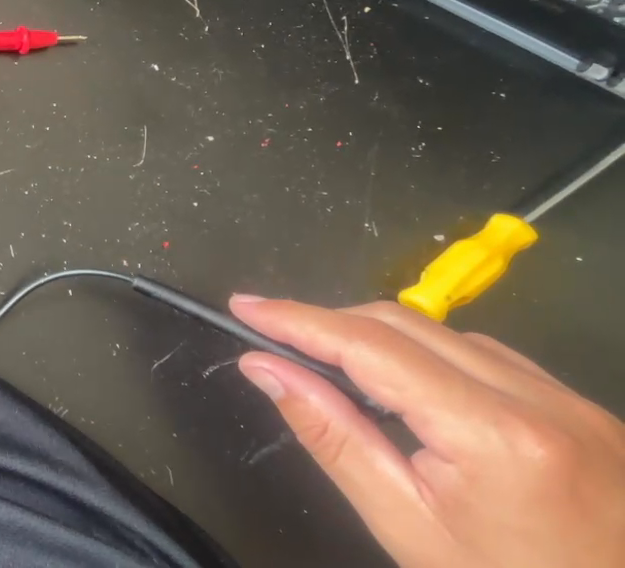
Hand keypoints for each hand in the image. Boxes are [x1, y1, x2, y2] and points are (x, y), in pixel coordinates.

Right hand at [232, 296, 624, 567]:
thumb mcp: (406, 524)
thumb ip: (331, 436)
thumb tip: (263, 366)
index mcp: (496, 435)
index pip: (370, 347)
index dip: (297, 319)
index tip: (242, 306)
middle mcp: (543, 403)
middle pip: (406, 326)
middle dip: (330, 322)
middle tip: (272, 336)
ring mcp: (575, 406)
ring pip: (446, 335)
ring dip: (379, 336)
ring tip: (332, 364)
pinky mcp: (589, 416)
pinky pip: (489, 358)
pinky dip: (430, 356)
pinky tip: (408, 386)